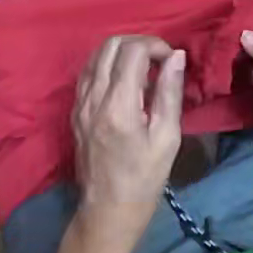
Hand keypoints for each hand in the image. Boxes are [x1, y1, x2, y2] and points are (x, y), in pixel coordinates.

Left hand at [72, 36, 185, 247]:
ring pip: (96, 54)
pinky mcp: (75, 110)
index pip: (133, 51)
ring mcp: (80, 103)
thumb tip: (177, 56)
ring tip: (144, 67)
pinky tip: (124, 80)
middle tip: (159, 60)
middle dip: (139, 42)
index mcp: (118, 105)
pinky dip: (108, 64)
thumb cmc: (145, 177)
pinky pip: (89, 72)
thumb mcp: (167, 137)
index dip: (156, 46)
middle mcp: (94, 98)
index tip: (172, 61)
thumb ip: (170, 92)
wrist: (108, 210)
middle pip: (111, 44)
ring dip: (122, 50)